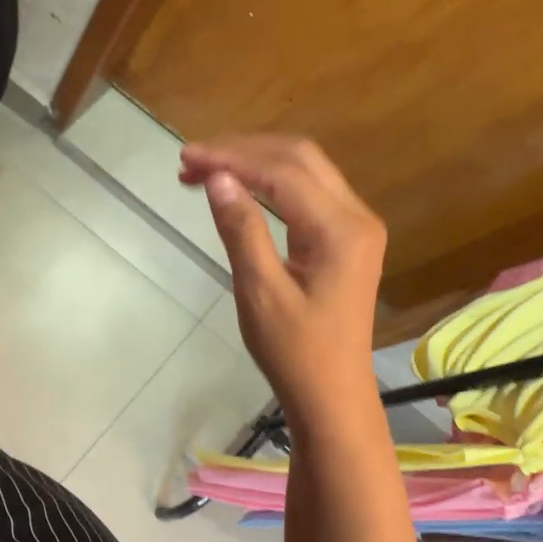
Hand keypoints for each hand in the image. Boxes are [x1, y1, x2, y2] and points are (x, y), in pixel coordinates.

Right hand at [179, 136, 385, 415]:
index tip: (186, 158)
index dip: (232, 158)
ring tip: (204, 170)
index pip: (282, 173)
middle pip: (299, 157)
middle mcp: (356, 216)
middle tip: (190, 160)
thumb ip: (242, 230)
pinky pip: (307, 190)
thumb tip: (217, 178)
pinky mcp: (345, 237)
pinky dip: (268, 180)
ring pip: (305, 169)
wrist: (331, 391)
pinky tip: (237, 188)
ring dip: (254, 161)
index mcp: (340, 230)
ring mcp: (355, 225)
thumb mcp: (259, 291)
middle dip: (242, 150)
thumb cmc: (293, 349)